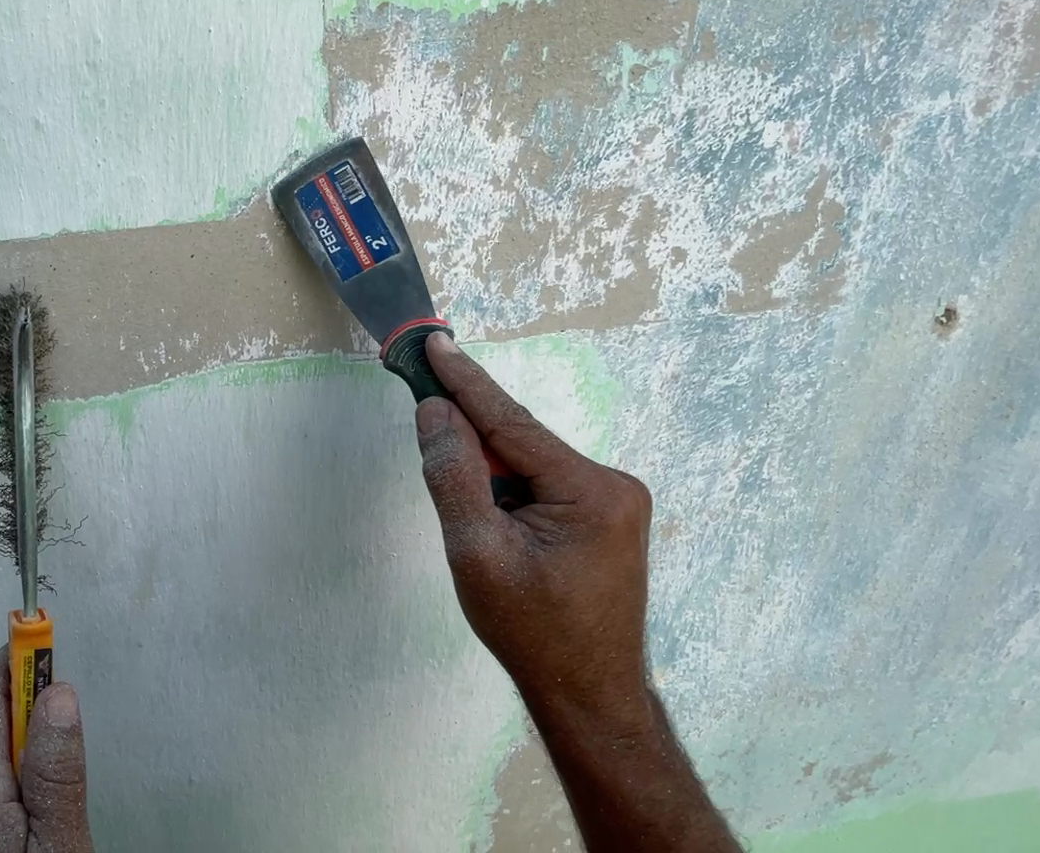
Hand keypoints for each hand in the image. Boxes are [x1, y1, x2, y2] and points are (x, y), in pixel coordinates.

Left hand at [0, 647, 95, 852]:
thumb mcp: (62, 845)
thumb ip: (57, 775)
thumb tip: (57, 693)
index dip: (12, 664)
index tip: (44, 641)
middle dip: (25, 718)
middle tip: (69, 722)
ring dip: (21, 763)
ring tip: (61, 798)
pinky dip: (11, 795)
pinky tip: (38, 826)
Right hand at [415, 333, 737, 851]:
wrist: (590, 697)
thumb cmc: (531, 632)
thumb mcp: (476, 552)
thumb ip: (453, 474)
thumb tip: (436, 411)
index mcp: (589, 489)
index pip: (510, 421)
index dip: (464, 380)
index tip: (434, 341)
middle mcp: (611, 483)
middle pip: (518, 441)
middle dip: (469, 438)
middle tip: (427, 428)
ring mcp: (613, 500)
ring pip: (525, 463)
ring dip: (487, 474)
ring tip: (474, 528)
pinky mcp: (604, 516)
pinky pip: (539, 483)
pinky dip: (505, 489)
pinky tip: (494, 526)